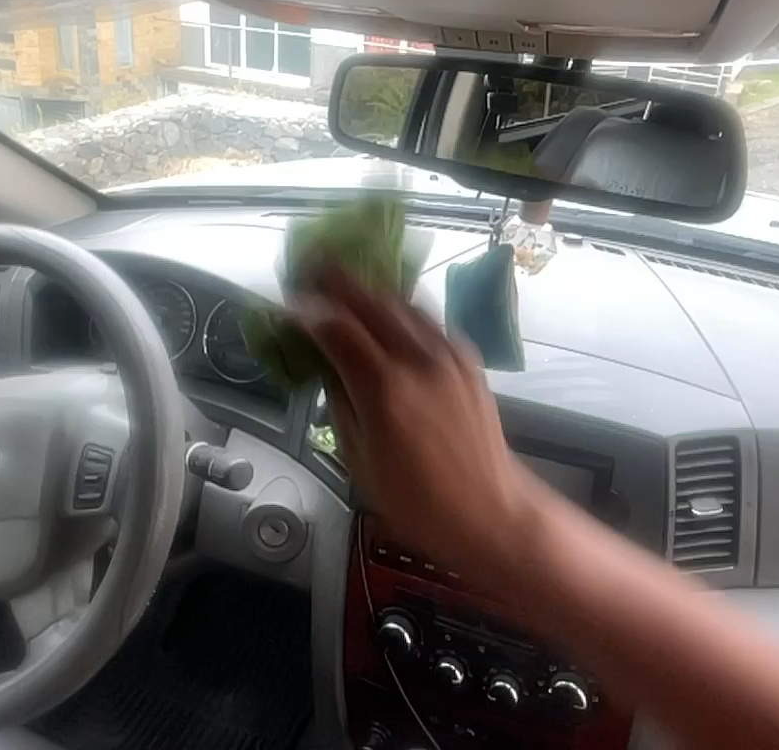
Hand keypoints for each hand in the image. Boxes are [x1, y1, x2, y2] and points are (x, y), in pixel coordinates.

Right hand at [294, 267, 546, 581]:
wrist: (490, 510)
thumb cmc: (417, 501)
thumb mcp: (359, 459)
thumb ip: (340, 401)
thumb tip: (326, 366)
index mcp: (385, 390)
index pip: (337, 331)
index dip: (307, 312)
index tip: (288, 302)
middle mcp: (419, 360)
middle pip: (370, 302)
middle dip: (336, 281)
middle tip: (310, 267)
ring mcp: (448, 355)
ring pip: (402, 303)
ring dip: (369, 288)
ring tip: (345, 281)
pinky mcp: (467, 358)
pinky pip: (428, 319)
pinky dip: (400, 308)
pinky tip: (388, 311)